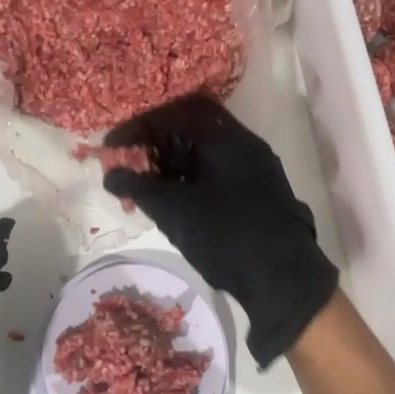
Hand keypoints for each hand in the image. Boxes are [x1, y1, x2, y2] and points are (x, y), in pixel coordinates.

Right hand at [102, 96, 337, 366]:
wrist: (283, 280)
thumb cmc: (227, 235)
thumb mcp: (175, 211)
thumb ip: (139, 187)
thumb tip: (111, 175)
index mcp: (227, 139)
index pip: (175, 113)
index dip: (139, 126)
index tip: (112, 146)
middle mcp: (244, 146)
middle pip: (190, 129)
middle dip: (154, 145)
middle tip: (128, 164)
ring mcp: (254, 170)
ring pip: (203, 154)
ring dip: (170, 164)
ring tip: (143, 187)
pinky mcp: (257, 194)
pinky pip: (215, 174)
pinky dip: (188, 181)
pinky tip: (170, 202)